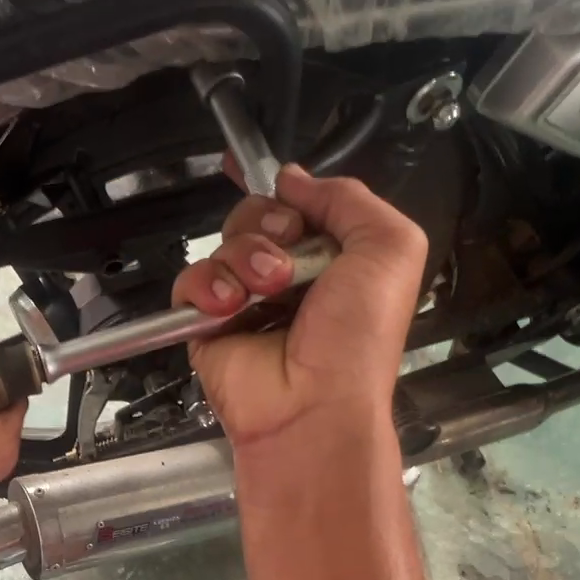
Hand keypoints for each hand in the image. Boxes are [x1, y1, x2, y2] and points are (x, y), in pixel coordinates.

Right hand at [170, 165, 427, 456]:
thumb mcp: (390, 247)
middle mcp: (283, 276)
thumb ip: (348, 198)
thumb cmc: (358, 335)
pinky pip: (189, 281)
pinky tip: (228, 307)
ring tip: (264, 291)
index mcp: (329, 257)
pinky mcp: (204, 325)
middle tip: (286, 262)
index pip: (295, 206)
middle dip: (268, 226)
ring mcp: (242, 301)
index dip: (282, 190)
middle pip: (253, 217)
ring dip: (244, 259)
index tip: (269, 176)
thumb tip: (293, 179)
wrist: (313, 404)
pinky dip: (205, 286)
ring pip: (222, 245)